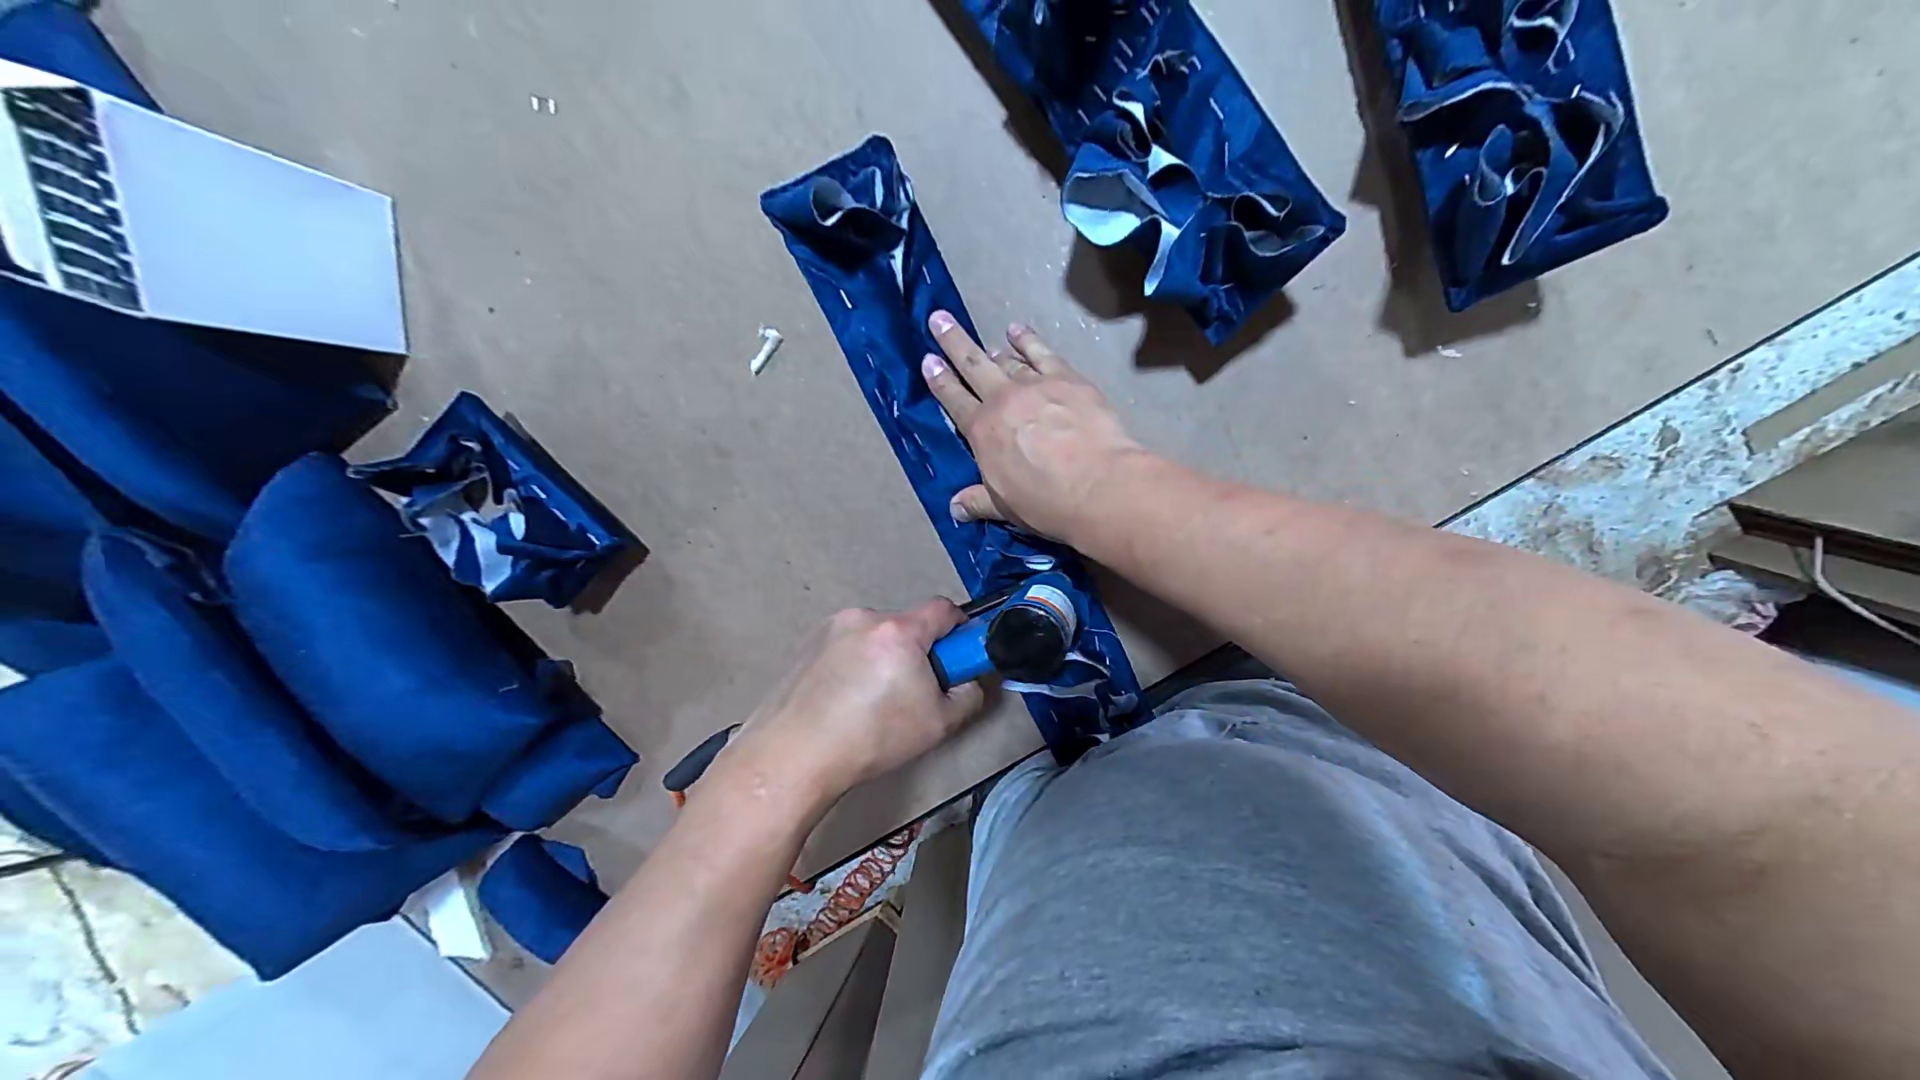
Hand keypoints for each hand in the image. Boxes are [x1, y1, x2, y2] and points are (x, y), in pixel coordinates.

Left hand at [713, 600, 986, 813]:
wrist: (793, 755)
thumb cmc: (869, 739)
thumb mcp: (940, 724)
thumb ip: (969, 694)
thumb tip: (969, 680)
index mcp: (898, 631)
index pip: (944, 608)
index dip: (960, 630)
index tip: (959, 657)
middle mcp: (864, 618)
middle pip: (907, 625)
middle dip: (919, 652)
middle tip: (916, 691)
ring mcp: (831, 629)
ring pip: (876, 637)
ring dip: (886, 658)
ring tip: (875, 703)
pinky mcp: (807, 644)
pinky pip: (848, 645)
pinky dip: (857, 664)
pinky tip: (846, 701)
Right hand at [920, 312, 1143, 543]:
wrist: (1098, 485)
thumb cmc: (1046, 501)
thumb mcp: (1004, 506)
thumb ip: (978, 501)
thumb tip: (955, 508)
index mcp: (981, 431)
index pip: (953, 400)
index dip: (938, 380)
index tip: (928, 361)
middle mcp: (1003, 400)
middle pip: (972, 365)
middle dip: (953, 341)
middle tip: (938, 318)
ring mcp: (1035, 385)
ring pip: (1007, 360)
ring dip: (992, 350)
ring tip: (983, 343)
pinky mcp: (1067, 378)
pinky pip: (1042, 352)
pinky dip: (1028, 339)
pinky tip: (1018, 330)